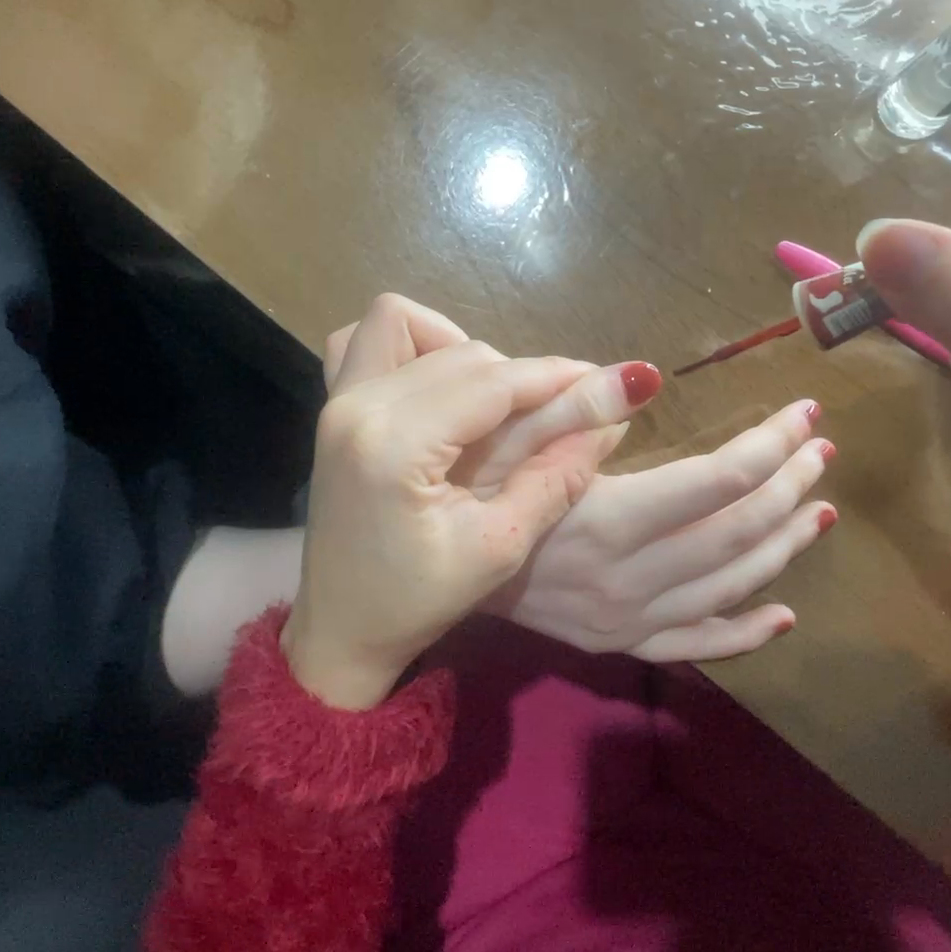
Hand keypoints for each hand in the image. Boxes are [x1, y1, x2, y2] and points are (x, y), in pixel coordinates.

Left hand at [286, 295, 605, 708]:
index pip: (491, 383)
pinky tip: (436, 389)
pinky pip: (363, 339)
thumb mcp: (498, 547)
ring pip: (405, 323)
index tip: (615, 381)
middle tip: (558, 412)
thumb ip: (558, 474)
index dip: (556, 377)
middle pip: (461, 353)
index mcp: (393, 446)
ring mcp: (335, 401)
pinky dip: (407, 346)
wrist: (341, 628)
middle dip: (519, 374)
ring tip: (488, 401)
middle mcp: (356, 406)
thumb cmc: (417, 602)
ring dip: (457, 348)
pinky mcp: (330, 406)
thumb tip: (621, 404)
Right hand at [325, 311, 832, 662]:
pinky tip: (782, 614)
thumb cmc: (469, 492)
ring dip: (784, 546)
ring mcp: (625, 621)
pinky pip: (695, 648)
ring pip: (729, 587)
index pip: (716, 483)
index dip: (770, 445)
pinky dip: (744, 634)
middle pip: (734, 533)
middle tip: (820, 450)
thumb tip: (646, 378)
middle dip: (788, 486)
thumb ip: (573, 410)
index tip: (804, 413)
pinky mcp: (617, 644)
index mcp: (605, 520)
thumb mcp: (509, 440)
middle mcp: (626, 579)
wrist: (433, 574)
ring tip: (819, 508)